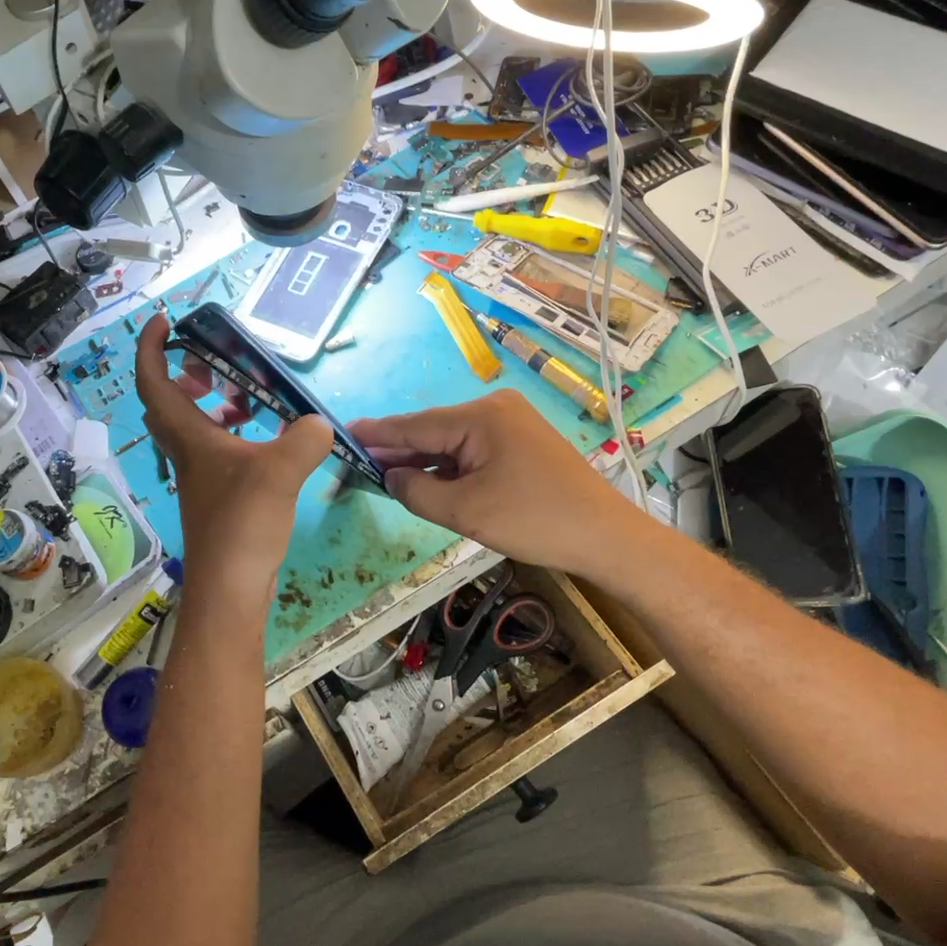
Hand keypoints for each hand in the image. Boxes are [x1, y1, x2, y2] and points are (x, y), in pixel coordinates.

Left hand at [136, 313, 330, 608]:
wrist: (231, 590)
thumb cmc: (242, 526)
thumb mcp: (279, 473)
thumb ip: (303, 439)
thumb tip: (319, 424)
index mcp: (190, 439)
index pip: (154, 383)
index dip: (150, 348)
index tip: (163, 321)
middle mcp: (188, 456)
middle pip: (169, 406)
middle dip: (184, 375)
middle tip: (214, 362)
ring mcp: (202, 481)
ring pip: (196, 432)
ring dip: (215, 407)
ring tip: (251, 398)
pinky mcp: (219, 501)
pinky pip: (220, 455)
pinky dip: (238, 439)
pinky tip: (272, 445)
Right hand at [349, 390, 640, 578]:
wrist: (605, 537)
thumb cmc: (534, 521)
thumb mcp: (465, 512)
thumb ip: (417, 492)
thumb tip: (389, 478)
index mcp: (480, 417)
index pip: (414, 426)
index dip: (376, 434)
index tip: (341, 434)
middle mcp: (495, 408)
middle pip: (432, 431)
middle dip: (397, 451)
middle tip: (357, 465)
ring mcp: (512, 423)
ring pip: (452, 443)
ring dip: (423, 463)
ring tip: (384, 477)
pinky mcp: (522, 442)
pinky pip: (473, 451)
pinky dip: (450, 468)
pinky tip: (427, 481)